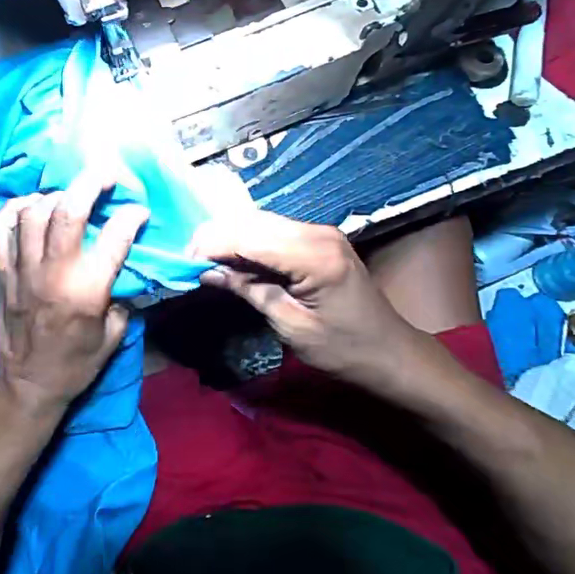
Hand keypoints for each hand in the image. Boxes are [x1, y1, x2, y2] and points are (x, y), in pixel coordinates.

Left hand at [0, 169, 148, 422]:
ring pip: (34, 211)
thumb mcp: (113, 336)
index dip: (132, 216)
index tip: (139, 212)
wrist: (26, 385)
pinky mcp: (0, 272)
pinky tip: (30, 206)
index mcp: (87, 290)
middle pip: (69, 210)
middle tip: (106, 174)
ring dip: (55, 195)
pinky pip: (0, 227)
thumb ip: (122, 297)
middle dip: (91, 182)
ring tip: (70, 195)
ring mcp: (22, 269)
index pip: (115, 236)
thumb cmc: (75, 364)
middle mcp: (53, 272)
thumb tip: (127, 268)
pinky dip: (14, 209)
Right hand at [188, 211, 426, 389]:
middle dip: (216, 237)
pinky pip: (274, 230)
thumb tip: (208, 272)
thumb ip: (250, 291)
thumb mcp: (291, 326)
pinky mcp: (319, 238)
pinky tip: (233, 258)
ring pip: (260, 221)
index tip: (184, 262)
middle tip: (189, 261)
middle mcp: (317, 233)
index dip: (212, 246)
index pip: (249, 237)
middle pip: (252, 221)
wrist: (390, 352)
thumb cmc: (344, 350)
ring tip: (205, 260)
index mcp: (315, 256)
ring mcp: (320, 232)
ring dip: (230, 237)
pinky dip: (249, 241)